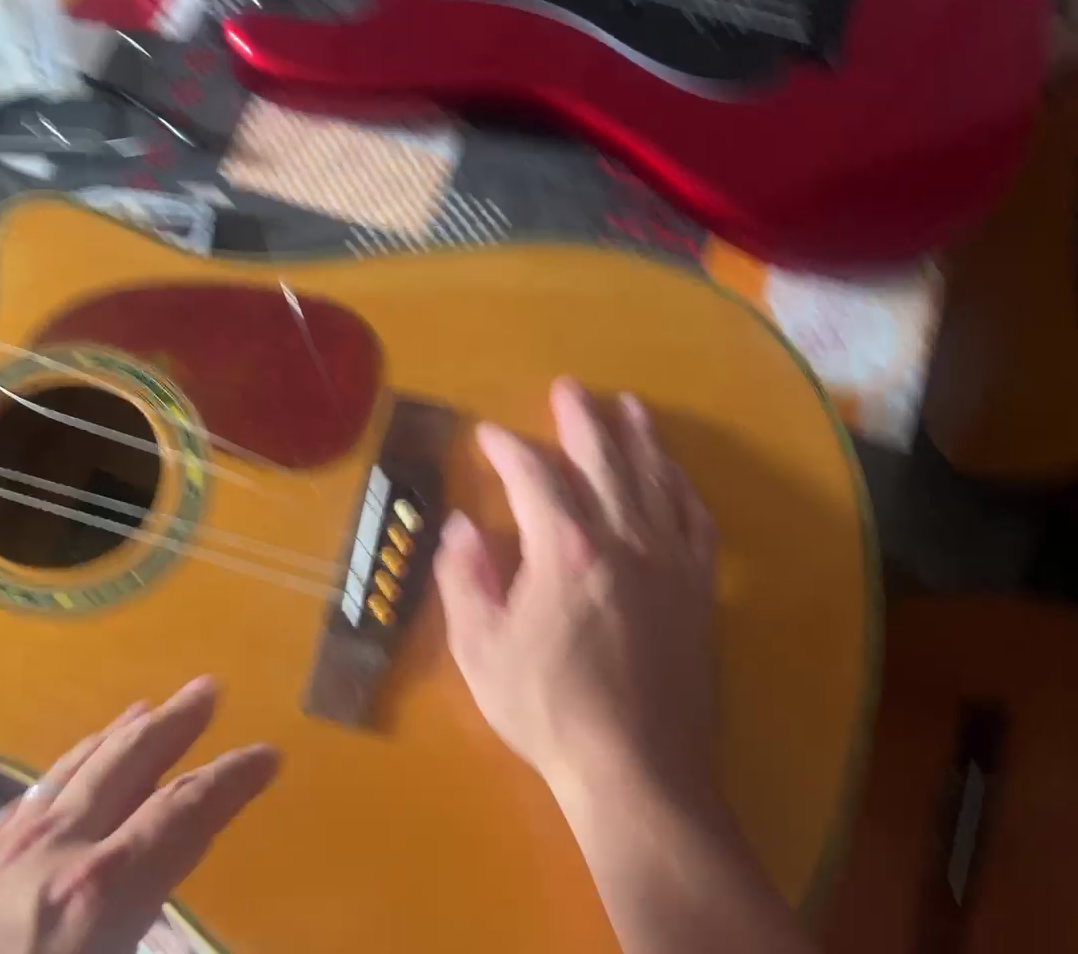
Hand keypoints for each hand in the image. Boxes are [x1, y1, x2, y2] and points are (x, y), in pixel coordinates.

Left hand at [0, 677, 279, 953]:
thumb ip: (149, 934)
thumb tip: (180, 925)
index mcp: (99, 890)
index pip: (182, 817)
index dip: (231, 781)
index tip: (267, 752)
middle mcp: (57, 848)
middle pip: (127, 765)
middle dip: (173, 724)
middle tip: (209, 686)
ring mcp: (8, 845)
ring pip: (76, 768)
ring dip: (118, 734)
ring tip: (146, 706)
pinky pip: (33, 791)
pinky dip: (66, 765)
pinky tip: (68, 767)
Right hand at [434, 378, 717, 798]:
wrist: (636, 771)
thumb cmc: (544, 706)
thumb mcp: (478, 646)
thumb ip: (464, 577)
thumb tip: (461, 526)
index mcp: (564, 552)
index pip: (535, 478)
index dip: (508, 450)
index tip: (487, 435)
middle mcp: (624, 544)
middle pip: (605, 463)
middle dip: (582, 422)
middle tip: (568, 388)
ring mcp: (669, 566)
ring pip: (657, 484)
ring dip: (640, 441)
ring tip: (629, 407)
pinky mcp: (698, 594)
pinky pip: (695, 524)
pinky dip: (683, 490)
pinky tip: (675, 476)